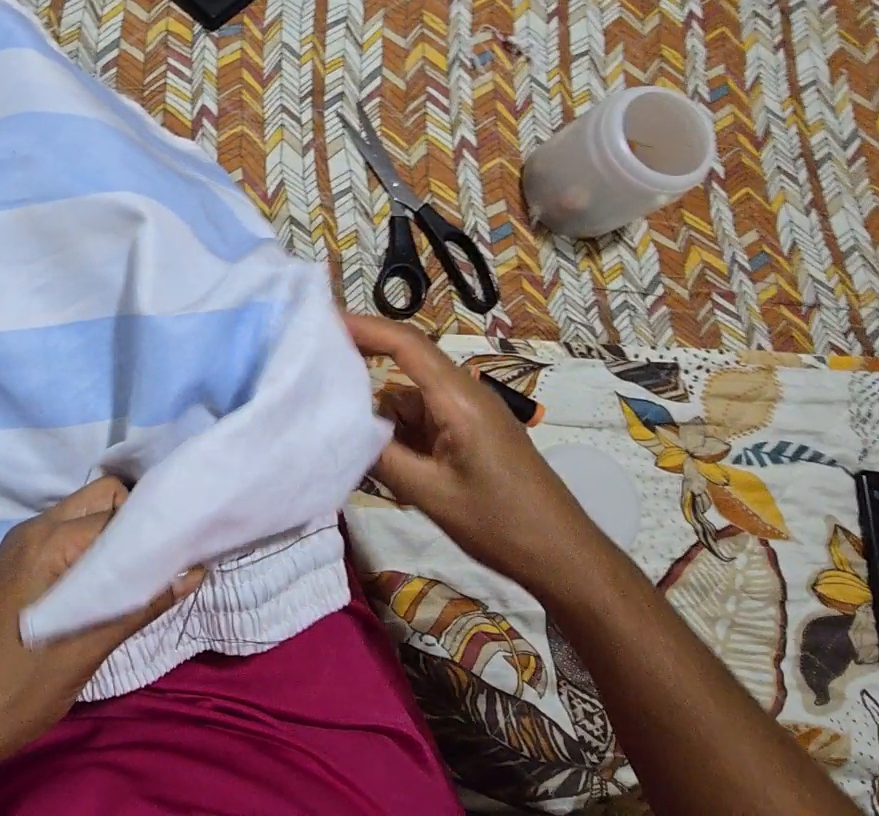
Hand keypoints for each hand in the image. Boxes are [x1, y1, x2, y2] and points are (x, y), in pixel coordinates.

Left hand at [0, 477, 202, 815]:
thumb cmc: (13, 693)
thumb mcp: (83, 653)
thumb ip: (138, 605)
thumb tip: (192, 571)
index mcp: (48, 542)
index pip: (118, 513)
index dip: (156, 528)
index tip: (188, 547)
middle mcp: (31, 531)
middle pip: (99, 500)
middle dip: (135, 523)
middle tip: (165, 561)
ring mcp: (17, 548)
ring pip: (80, 519)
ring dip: (111, 540)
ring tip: (142, 576)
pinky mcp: (11, 569)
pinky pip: (61, 541)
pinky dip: (88, 553)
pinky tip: (104, 589)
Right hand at [345, 313, 609, 591]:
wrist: (563, 556)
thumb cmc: (501, 522)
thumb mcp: (430, 494)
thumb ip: (380, 458)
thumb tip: (337, 430)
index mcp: (458, 398)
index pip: (405, 344)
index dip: (362, 327)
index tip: (320, 321)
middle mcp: (463, 396)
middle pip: (402, 371)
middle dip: (362, 379)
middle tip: (316, 392)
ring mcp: (468, 415)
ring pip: (408, 402)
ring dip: (382, 422)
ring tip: (354, 454)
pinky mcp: (469, 435)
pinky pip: (423, 422)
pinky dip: (399, 438)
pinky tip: (385, 468)